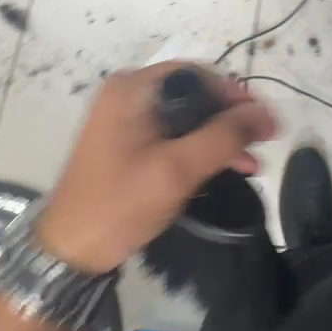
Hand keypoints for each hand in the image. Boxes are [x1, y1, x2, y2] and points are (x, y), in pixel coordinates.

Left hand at [35, 62, 275, 273]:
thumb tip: (265, 112)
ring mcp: (125, 118)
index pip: (198, 74)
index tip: (263, 121)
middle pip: (194, 94)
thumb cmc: (118, 205)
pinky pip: (173, 133)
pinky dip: (198, 148)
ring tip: (250, 164)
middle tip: (262, 143)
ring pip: (186, 116)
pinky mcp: (127, 142)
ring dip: (219, 137)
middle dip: (230, 120)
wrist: (66, 256)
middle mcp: (128, 93)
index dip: (234, 95)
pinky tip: (223, 168)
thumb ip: (223, 136)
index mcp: (133, 88)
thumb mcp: (177, 169)